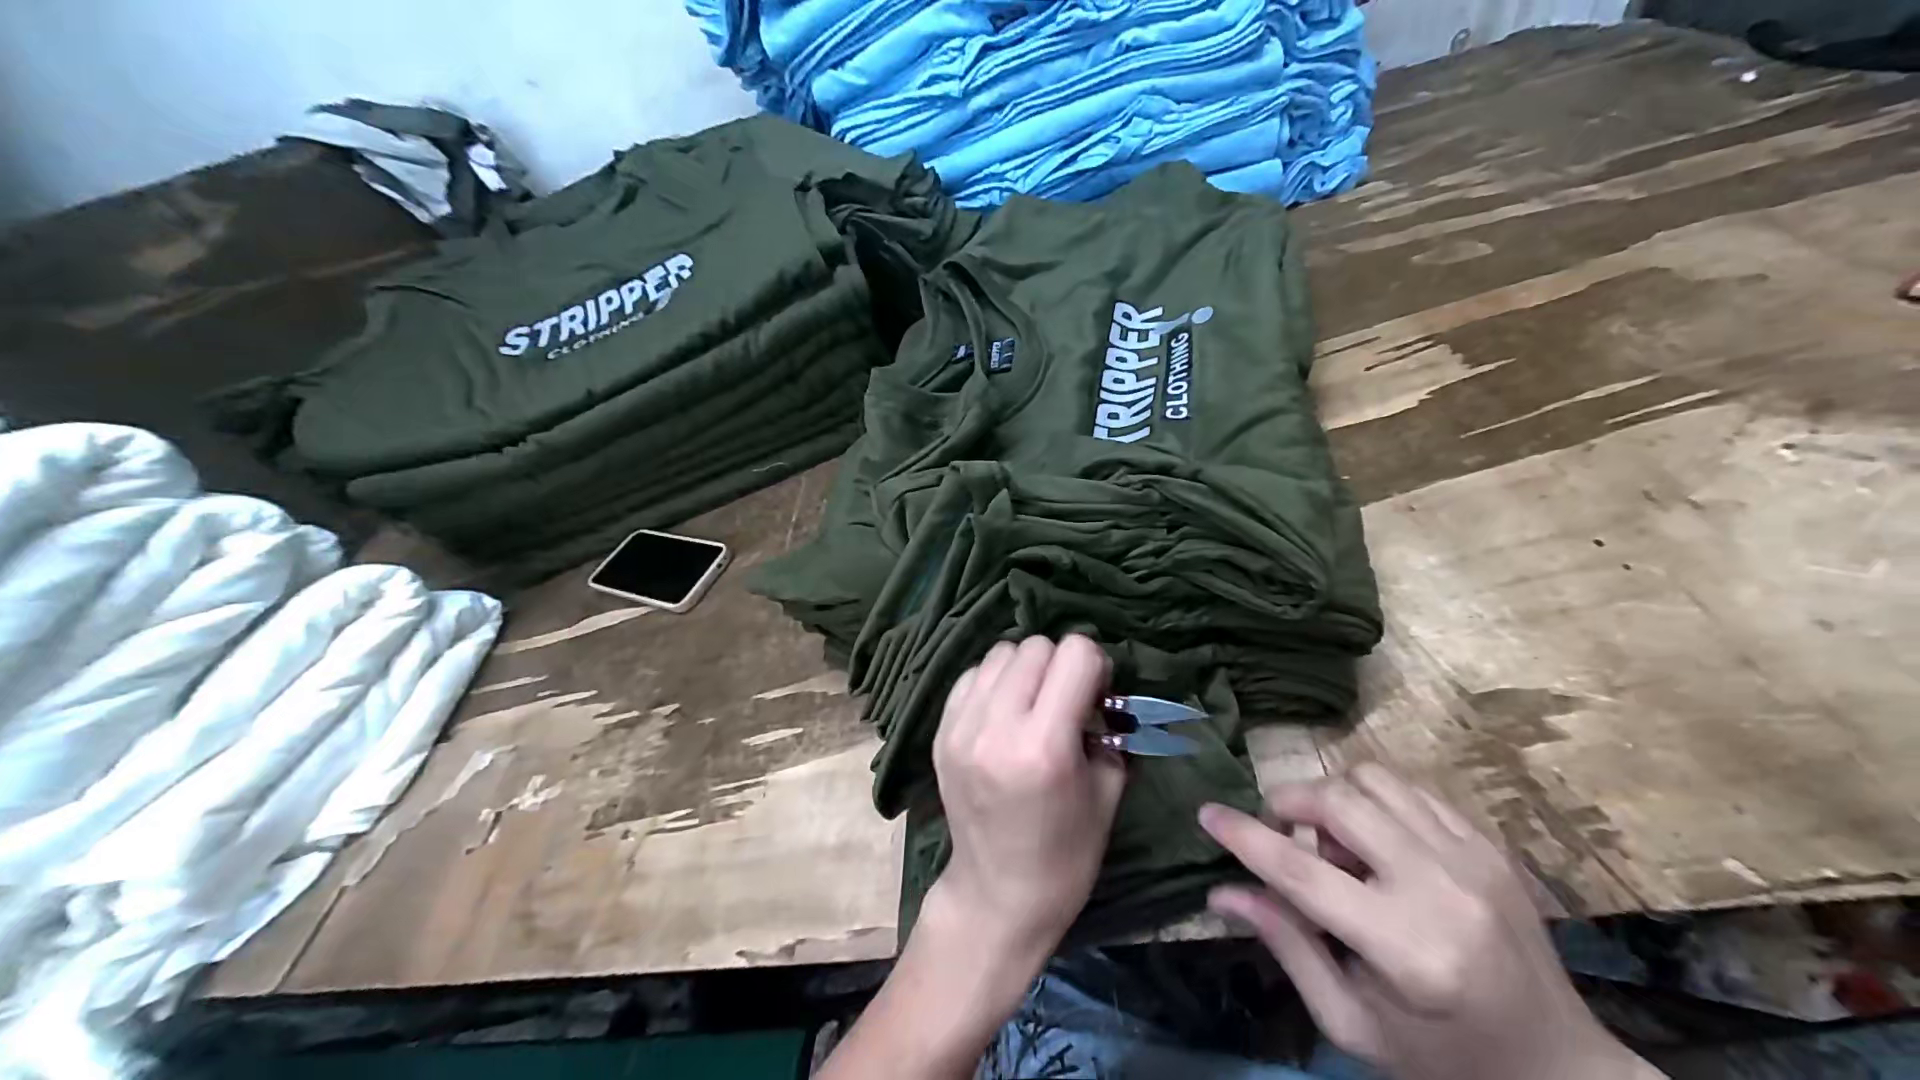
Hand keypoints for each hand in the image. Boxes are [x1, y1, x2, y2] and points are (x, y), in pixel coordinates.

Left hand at [931, 634, 1127, 954]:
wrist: (997, 894)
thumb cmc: (1066, 853)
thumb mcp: (1108, 791)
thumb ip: (1109, 728)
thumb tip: (1103, 689)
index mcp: (1045, 746)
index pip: (1075, 654)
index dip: (1096, 666)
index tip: (1098, 694)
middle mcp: (996, 727)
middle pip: (1036, 646)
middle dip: (1060, 665)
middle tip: (1068, 699)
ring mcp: (961, 728)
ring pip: (1000, 653)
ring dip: (1025, 669)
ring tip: (1033, 704)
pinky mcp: (940, 733)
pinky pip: (971, 676)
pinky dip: (993, 683)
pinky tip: (1004, 713)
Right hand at [1200, 764, 1659, 1079]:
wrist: (1559, 1067)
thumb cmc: (1442, 1057)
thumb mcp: (1352, 1022)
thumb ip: (1286, 946)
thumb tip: (1221, 893)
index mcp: (1406, 950)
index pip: (1302, 873)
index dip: (1245, 837)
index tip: (1206, 813)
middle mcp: (1443, 890)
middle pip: (1338, 801)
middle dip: (1289, 804)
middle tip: (1279, 835)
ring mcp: (1474, 860)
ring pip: (1372, 779)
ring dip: (1332, 799)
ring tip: (1336, 846)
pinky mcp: (1489, 845)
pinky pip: (1409, 787)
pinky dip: (1372, 800)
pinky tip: (1373, 841)